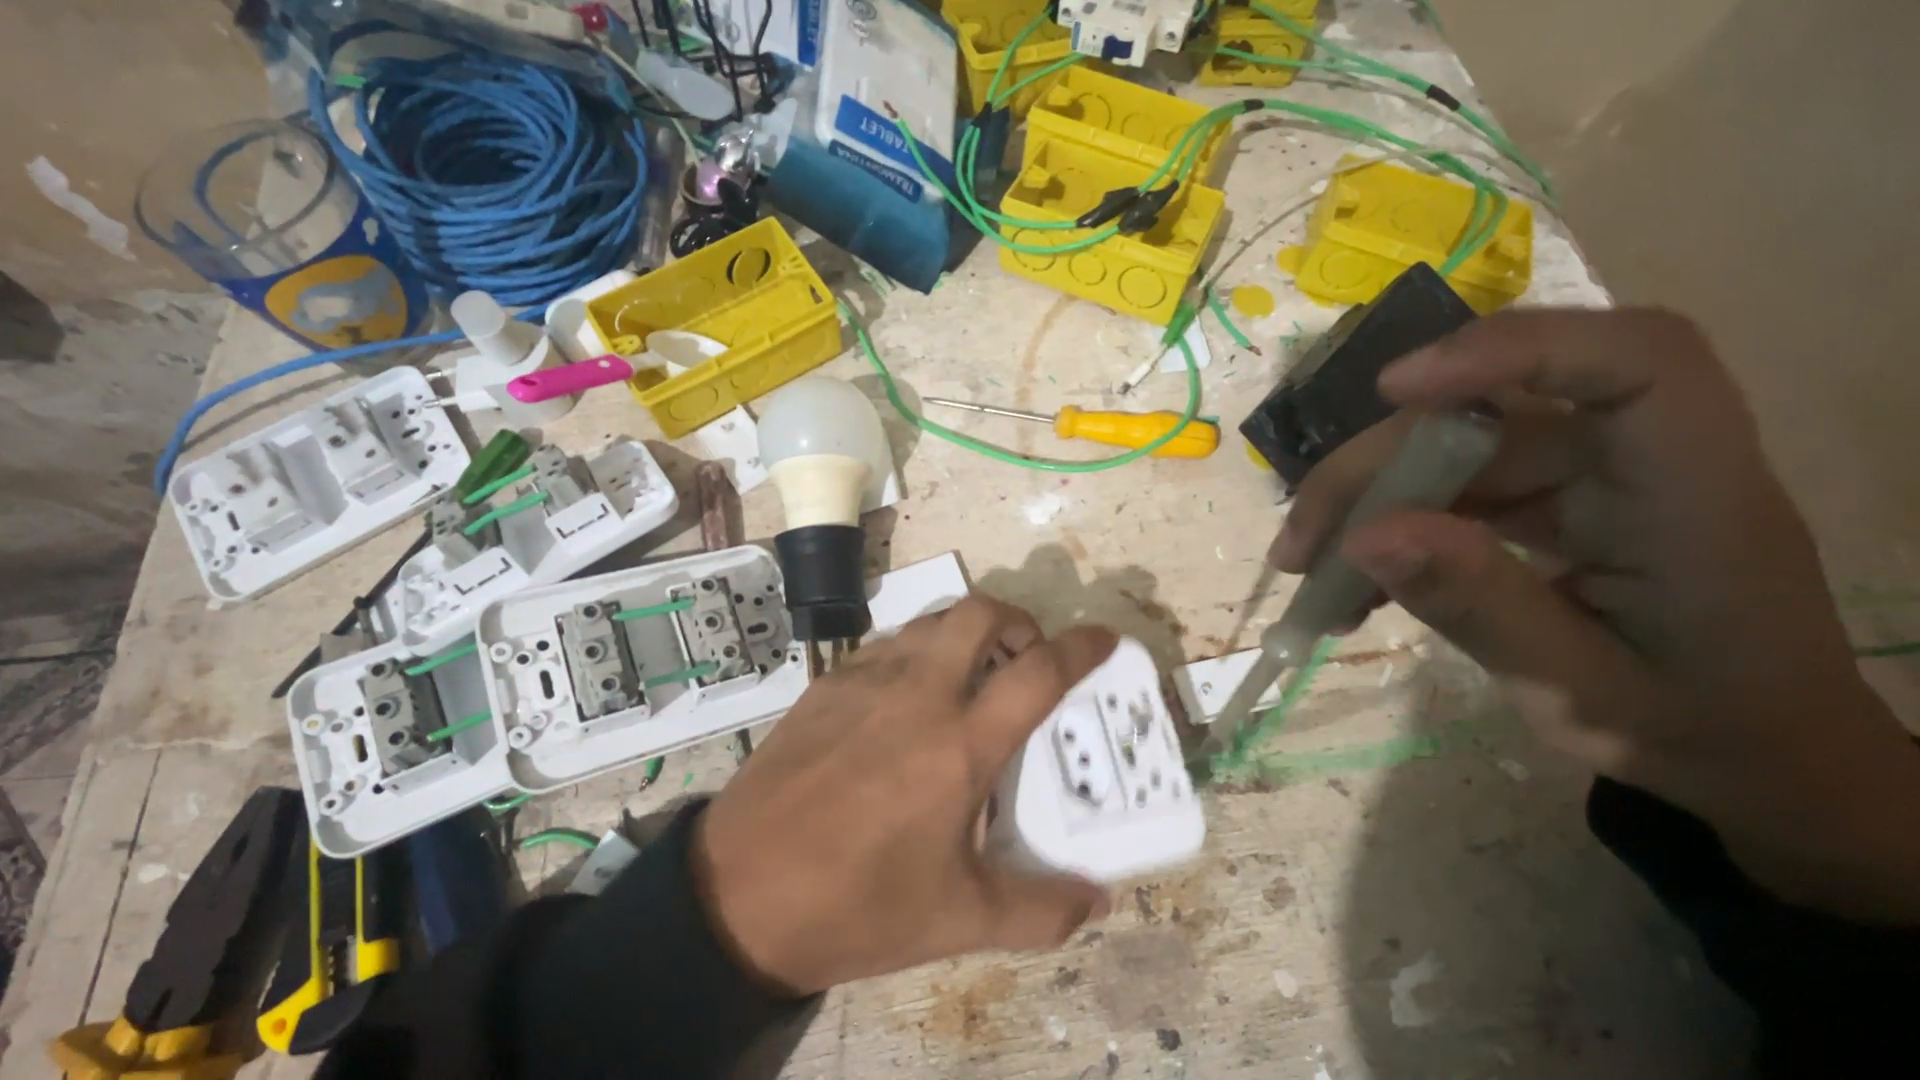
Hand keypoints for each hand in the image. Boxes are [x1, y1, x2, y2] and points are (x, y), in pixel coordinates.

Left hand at [691, 597, 1116, 994]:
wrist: (737, 896)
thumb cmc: (857, 907)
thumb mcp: (958, 921)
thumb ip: (1040, 911)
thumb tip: (1099, 900)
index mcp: (959, 745)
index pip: (1039, 672)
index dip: (1082, 648)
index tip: (1104, 638)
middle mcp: (917, 696)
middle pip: (980, 613)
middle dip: (1019, 620)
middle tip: (1027, 659)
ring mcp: (863, 683)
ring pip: (929, 622)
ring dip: (964, 634)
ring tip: (971, 678)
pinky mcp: (823, 688)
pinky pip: (885, 646)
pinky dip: (916, 653)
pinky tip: (907, 701)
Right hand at [1271, 308, 1919, 921]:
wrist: (1761, 755)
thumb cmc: (1697, 730)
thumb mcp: (1578, 692)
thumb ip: (1480, 607)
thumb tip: (1363, 536)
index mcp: (1696, 495)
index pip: (1636, 362)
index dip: (1513, 350)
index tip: (1394, 390)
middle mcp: (1644, 460)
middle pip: (1495, 415)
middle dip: (1379, 467)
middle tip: (1300, 543)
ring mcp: (1597, 475)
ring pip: (1460, 450)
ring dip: (1373, 500)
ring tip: (1309, 569)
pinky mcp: (1561, 495)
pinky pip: (1462, 488)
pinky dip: (1399, 525)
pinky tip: (1355, 579)